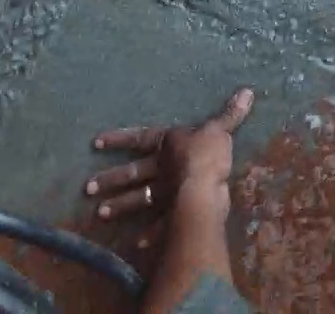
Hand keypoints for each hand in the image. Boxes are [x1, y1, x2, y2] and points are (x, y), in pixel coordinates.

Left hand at [83, 88, 254, 221]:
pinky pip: (158, 225)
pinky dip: (149, 233)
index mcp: (168, 144)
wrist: (204, 189)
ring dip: (119, 206)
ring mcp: (163, 193)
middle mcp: (160, 168)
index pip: (139, 138)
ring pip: (137, 199)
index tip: (95, 143)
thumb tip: (247, 91)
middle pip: (132, 173)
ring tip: (99, 213)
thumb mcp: (220, 128)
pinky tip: (138, 242)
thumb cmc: (207, 153)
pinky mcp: (171, 215)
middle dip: (111, 179)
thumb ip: (230, 113)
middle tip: (87, 188)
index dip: (119, 139)